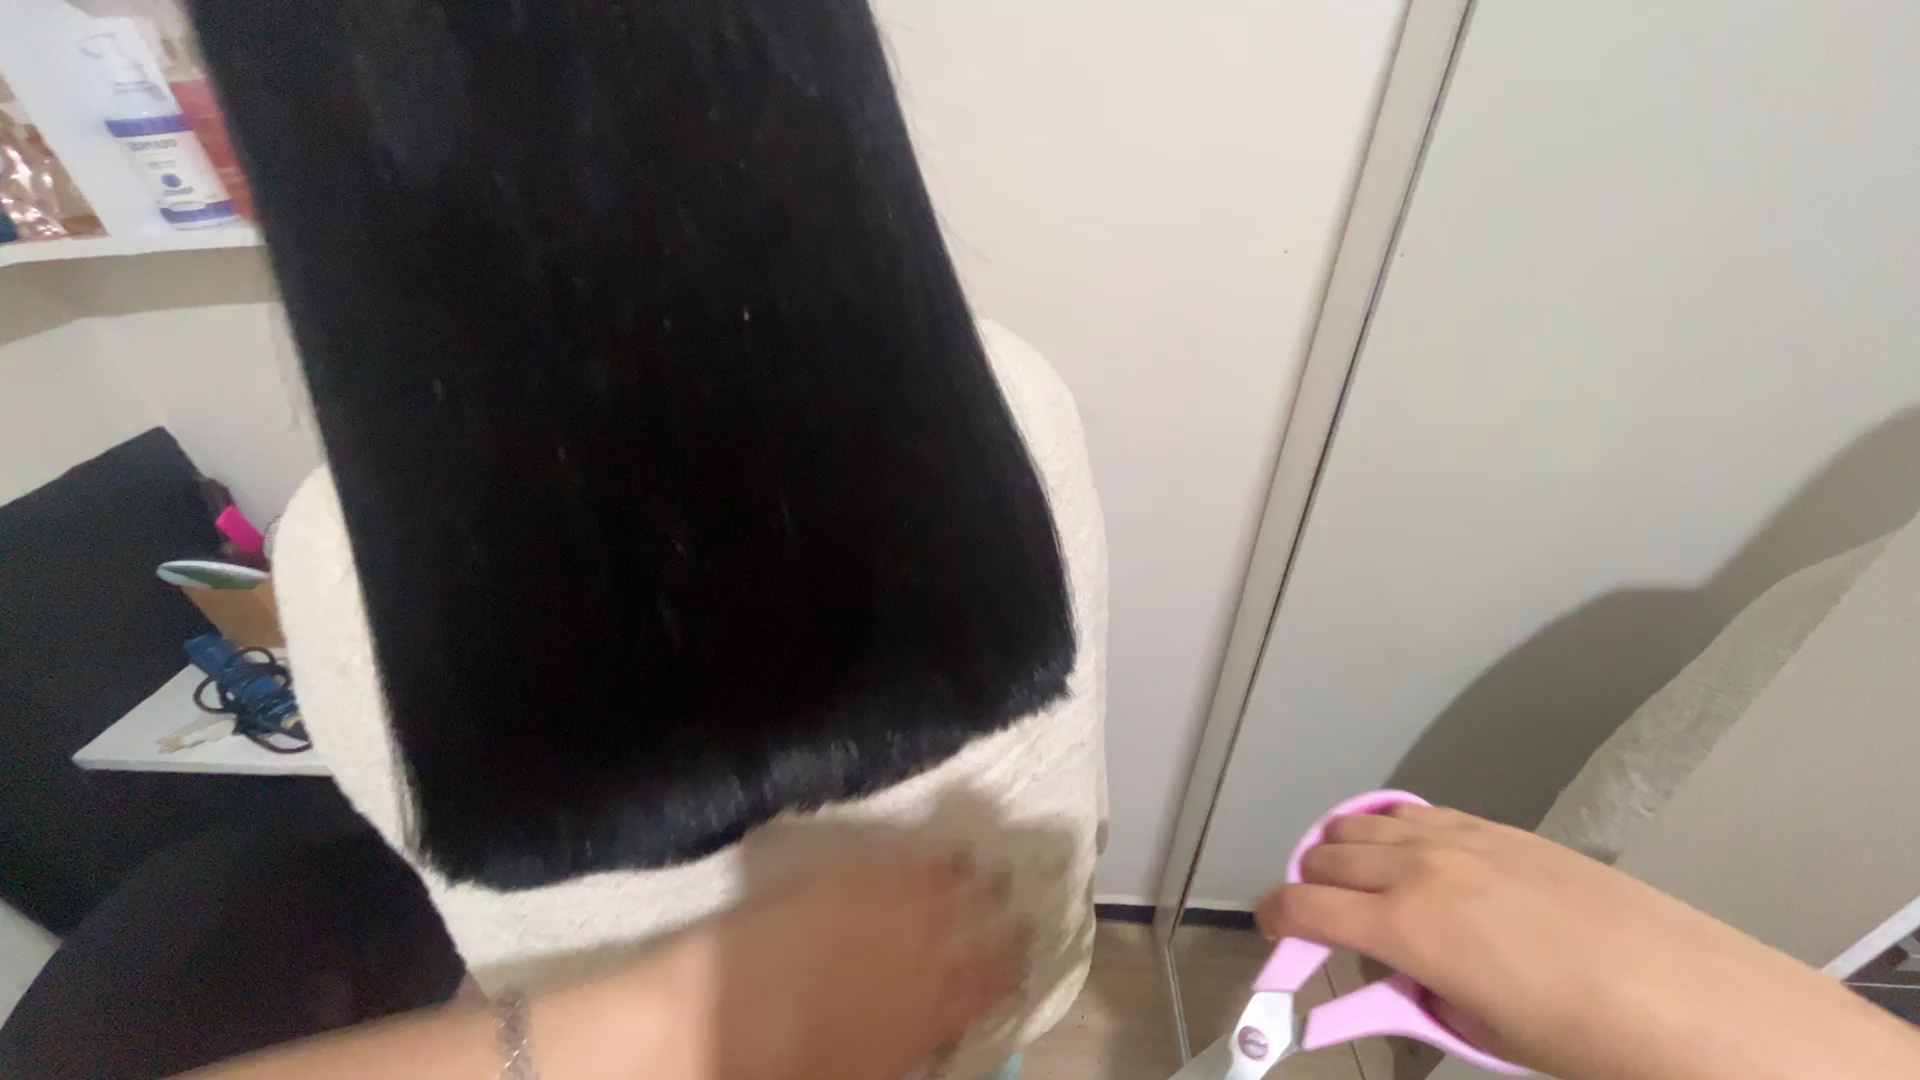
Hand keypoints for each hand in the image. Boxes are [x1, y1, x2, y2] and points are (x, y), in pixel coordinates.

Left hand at [622, 848, 1024, 1079]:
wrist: (700, 1024)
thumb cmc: (783, 1069)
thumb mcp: (867, 1070)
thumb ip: (913, 1044)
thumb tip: (942, 1024)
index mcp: (924, 1013)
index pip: (988, 984)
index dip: (1010, 968)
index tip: (1023, 954)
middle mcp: (917, 955)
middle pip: (977, 928)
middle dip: (1002, 917)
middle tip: (1016, 904)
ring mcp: (883, 912)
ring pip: (948, 890)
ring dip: (974, 882)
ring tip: (989, 870)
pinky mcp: (847, 881)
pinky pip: (905, 865)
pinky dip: (931, 860)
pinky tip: (944, 853)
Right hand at [1254, 804, 1919, 1079]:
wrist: (1699, 1001)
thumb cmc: (1588, 1040)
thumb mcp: (1482, 1032)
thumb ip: (1409, 994)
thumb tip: (1376, 976)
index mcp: (1407, 928)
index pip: (1302, 906)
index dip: (1273, 919)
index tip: (1273, 931)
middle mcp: (1417, 869)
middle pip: (1322, 856)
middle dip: (1309, 888)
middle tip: (1329, 923)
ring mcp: (1454, 838)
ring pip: (1357, 824)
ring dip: (1342, 853)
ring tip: (1365, 887)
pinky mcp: (1491, 825)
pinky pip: (1408, 814)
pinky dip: (1388, 833)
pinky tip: (1414, 862)